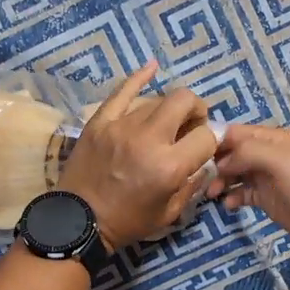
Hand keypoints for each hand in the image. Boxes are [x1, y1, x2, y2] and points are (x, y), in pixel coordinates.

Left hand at [57, 62, 216, 250]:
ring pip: (157, 99)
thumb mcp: (170, 213)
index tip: (204, 146)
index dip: (211, 139)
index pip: (206, 136)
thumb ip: (192, 184)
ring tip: (166, 122)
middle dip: (196, 110)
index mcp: (169, 167)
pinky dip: (140, 77)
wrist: (78, 222)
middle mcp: (149, 140)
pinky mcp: (100, 121)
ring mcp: (122, 127)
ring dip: (169, 109)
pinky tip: (152, 67)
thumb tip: (204, 161)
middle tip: (191, 125)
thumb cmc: (127, 222)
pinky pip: (123, 91)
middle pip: (184, 101)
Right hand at [207, 124, 289, 252]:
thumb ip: (246, 153)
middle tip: (198, 177)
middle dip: (213, 163)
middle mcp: (264, 154)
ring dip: (219, 182)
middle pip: (229, 153)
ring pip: (232, 174)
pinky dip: (231, 197)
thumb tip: (220, 164)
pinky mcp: (264, 198)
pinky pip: (240, 193)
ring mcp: (263, 177)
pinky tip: (228, 204)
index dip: (213, 140)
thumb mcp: (277, 159)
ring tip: (211, 194)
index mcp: (268, 139)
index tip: (192, 152)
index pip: (233, 133)